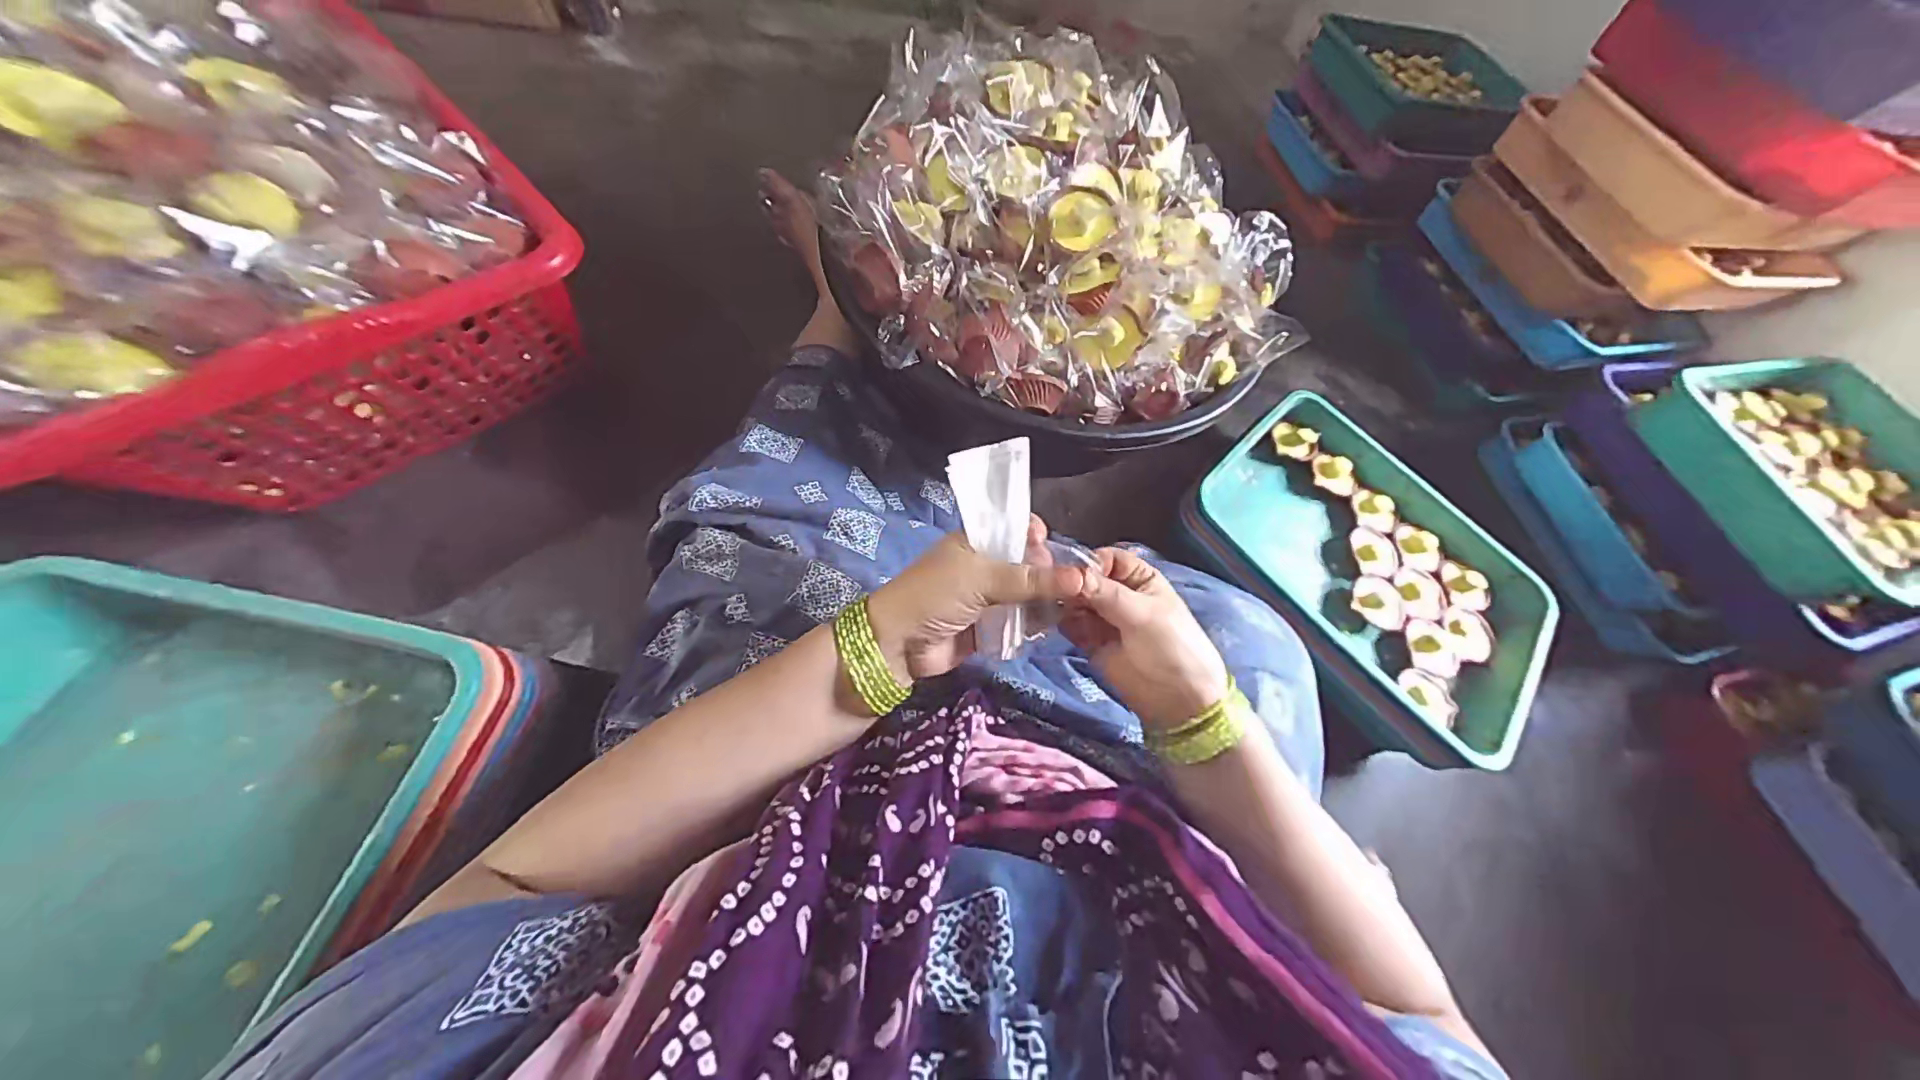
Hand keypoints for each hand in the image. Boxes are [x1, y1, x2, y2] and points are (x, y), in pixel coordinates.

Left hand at [864, 517, 1062, 682]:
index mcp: (978, 540)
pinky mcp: (990, 626)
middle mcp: (986, 565)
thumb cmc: (934, 595)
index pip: (1017, 529)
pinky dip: (1035, 624)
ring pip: (1029, 594)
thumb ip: (1030, 579)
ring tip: (1071, 607)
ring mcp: (988, 597)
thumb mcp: (982, 578)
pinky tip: (1052, 625)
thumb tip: (1081, 578)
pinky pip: (1021, 621)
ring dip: (1047, 601)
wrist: (899, 644)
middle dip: (1052, 573)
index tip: (1058, 551)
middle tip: (1073, 586)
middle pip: (1029, 564)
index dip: (1039, 537)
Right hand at [1056, 547, 1230, 731]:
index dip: (1087, 564)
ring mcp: (1102, 617)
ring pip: (1072, 600)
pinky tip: (1047, 621)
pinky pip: (1068, 624)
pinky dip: (1057, 621)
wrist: (1178, 700)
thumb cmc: (1171, 647)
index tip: (1069, 575)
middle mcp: (1117, 593)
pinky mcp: (1089, 640)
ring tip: (1046, 607)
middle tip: (1050, 591)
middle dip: (1068, 583)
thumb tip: (1069, 574)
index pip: (1105, 558)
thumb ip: (1105, 593)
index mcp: (1138, 578)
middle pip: (1084, 578)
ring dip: (1059, 601)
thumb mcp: (1142, 614)